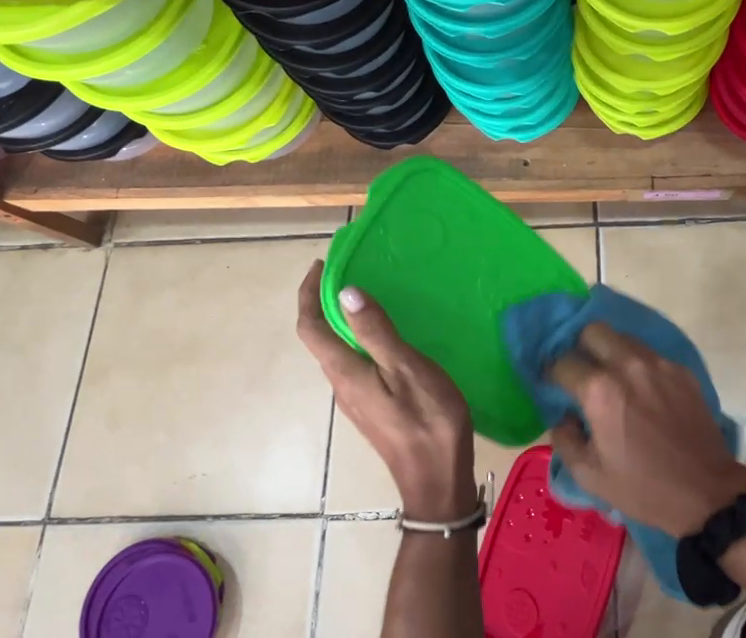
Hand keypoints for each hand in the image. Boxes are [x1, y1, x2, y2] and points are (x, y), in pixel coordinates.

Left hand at [296, 261, 475, 521]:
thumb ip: (376, 332)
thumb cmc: (427, 421)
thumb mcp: (407, 369)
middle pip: (320, 338)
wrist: (437, 481)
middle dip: (325, 303)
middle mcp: (341, 385)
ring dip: (343, 321)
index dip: (308, 294)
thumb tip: (345, 293)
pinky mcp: (372, 407)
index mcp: (345, 372)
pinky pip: (355, 363)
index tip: (321, 265)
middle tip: (350, 273)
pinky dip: (360, 339)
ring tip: (369, 296)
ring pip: (338, 352)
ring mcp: (356, 399)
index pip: (310, 328)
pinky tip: (387, 336)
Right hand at [548, 324, 745, 536]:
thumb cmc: (643, 488)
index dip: (551, 374)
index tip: (552, 384)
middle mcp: (628, 366)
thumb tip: (564, 416)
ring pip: (623, 338)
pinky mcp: (681, 370)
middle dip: (580, 347)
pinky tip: (640, 390)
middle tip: (581, 371)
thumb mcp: (590, 475)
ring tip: (610, 378)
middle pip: (593, 330)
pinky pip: (650, 354)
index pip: (563, 362)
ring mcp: (658, 364)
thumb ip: (565, 439)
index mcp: (600, 391)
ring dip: (610, 351)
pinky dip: (637, 365)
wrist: (706, 492)